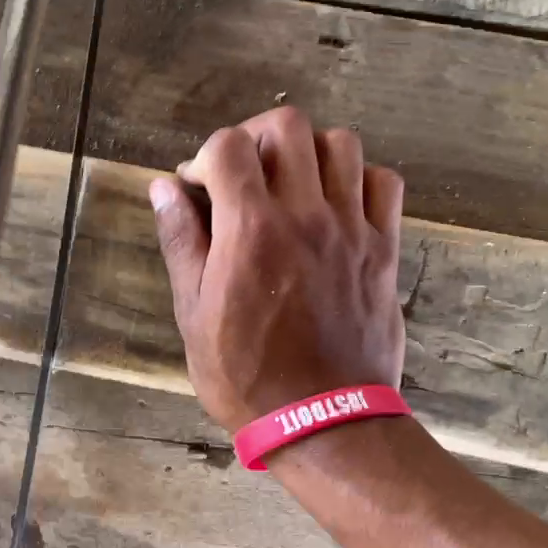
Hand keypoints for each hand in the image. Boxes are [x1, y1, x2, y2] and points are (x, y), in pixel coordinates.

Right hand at [149, 107, 405, 432]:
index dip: (204, 156)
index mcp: (250, 228)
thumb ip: (181, 240)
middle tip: (243, 173)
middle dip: (255, 137)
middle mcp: (304, 214)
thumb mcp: (193, 311)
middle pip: (287, 127)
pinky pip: (383, 183)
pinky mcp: (384, 248)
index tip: (198, 188)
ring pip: (341, 143)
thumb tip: (163, 187)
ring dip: (307, 152)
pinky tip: (335, 204)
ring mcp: (351, 228)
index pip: (228, 146)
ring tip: (289, 184)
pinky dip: (357, 178)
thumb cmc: (244, 372)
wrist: (323, 420)